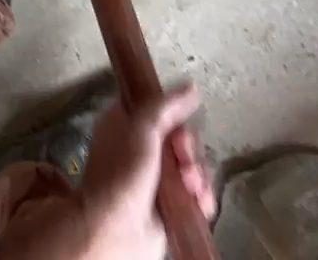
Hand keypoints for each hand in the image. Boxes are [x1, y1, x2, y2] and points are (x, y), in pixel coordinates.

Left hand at [76, 84, 216, 259]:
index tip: (180, 120)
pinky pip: (196, 194)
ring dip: (197, 174)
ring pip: (191, 165)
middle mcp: (141, 148)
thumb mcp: (142, 128)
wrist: (115, 229)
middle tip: (184, 158)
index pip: (157, 107)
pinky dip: (202, 197)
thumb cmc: (122, 173)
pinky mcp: (171, 205)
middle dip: (188, 148)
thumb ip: (166, 106)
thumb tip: (191, 87)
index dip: (173, 111)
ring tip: (191, 186)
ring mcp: (156, 178)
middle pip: (179, 136)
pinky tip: (200, 202)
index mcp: (126, 124)